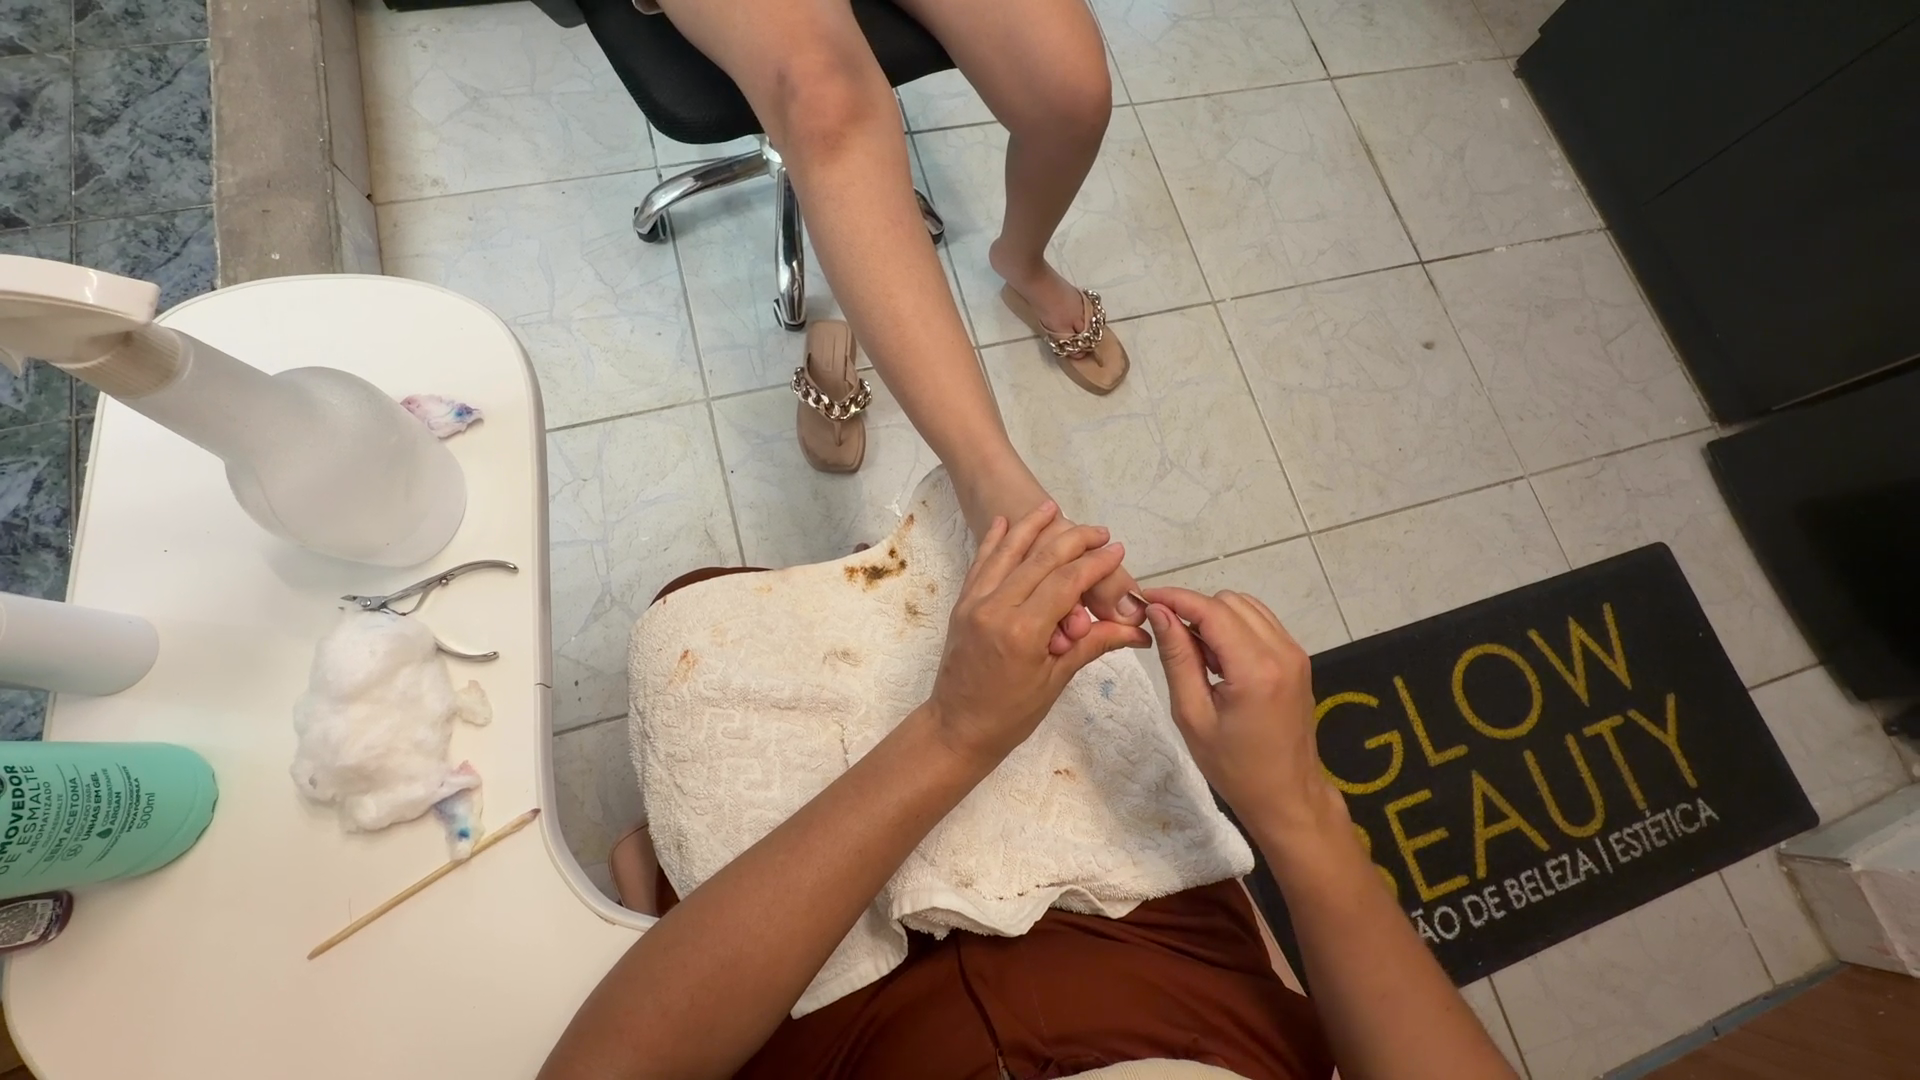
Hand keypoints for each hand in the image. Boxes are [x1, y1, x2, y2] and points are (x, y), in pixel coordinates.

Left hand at [930, 501, 1152, 765]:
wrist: (957, 727)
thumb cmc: (1011, 714)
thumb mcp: (1055, 679)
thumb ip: (1092, 643)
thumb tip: (1138, 629)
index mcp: (1023, 631)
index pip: (1066, 582)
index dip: (1095, 563)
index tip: (1117, 549)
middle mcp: (996, 608)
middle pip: (1040, 560)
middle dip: (1073, 540)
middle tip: (1100, 530)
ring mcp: (975, 603)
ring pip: (1007, 552)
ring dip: (1030, 526)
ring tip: (1052, 506)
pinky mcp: (962, 604)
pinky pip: (981, 564)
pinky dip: (993, 541)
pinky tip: (1004, 522)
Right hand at [1142, 587, 1345, 838]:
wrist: (1287, 795)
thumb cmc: (1233, 765)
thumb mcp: (1192, 714)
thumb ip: (1176, 657)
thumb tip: (1159, 612)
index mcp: (1255, 668)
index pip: (1211, 610)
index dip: (1174, 598)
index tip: (1143, 598)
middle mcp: (1282, 651)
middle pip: (1229, 602)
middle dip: (1193, 609)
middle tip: (1168, 638)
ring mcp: (1294, 653)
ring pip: (1245, 606)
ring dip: (1214, 617)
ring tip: (1194, 653)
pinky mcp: (1297, 659)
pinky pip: (1260, 622)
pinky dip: (1233, 627)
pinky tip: (1217, 658)